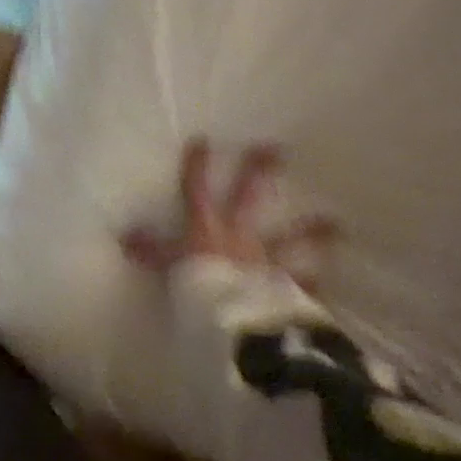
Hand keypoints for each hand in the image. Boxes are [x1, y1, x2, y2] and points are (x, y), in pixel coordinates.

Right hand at [119, 139, 339, 286]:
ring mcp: (267, 261)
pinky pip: (304, 286)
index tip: (203, 141)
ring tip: (336, 223)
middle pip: (249, 199)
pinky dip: (315, 284)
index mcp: (206, 229)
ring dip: (309, 233)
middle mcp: (239, 238)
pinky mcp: (288, 289)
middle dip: (259, 173)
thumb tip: (125, 235)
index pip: (197, 191)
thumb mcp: (166, 268)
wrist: (234, 320)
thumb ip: (150, 251)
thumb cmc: (195, 289)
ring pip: (290, 242)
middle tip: (276, 149)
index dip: (197, 167)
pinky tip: (328, 283)